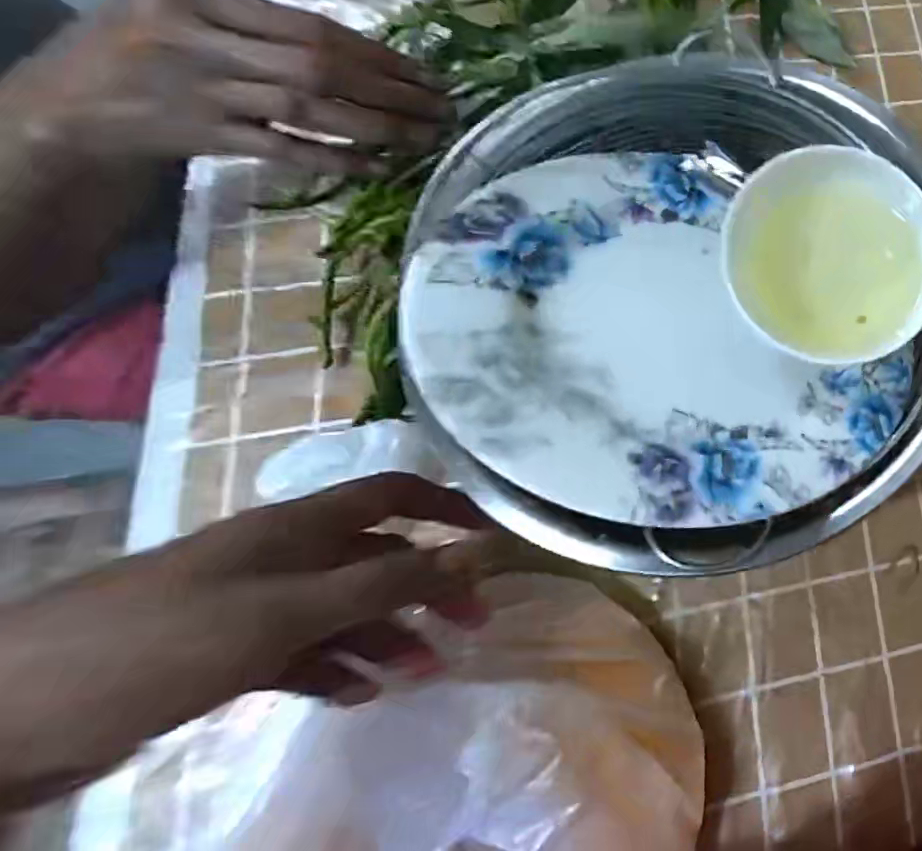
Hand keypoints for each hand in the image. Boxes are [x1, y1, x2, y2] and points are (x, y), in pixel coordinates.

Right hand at [0, 0, 450, 173]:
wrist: (57, 108)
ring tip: (432, 136)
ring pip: (313, 109)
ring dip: (382, 126)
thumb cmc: (138, 56)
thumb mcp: (183, 19)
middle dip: (395, 90)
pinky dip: (339, 158)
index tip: (429, 73)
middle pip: (321, 66)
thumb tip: (371, 56)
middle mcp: (193, 40)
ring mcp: (197, 91)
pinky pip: (288, 149)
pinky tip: (383, 166)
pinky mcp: (202, 137)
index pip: (310, 26)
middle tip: (446, 107)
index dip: (380, 53)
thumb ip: (261, 27)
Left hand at [0, 474, 507, 809]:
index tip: (494, 537)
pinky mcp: (222, 653)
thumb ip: (392, 579)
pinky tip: (357, 694)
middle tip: (473, 622)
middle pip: (381, 558)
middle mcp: (283, 557)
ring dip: (391, 636)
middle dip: (432, 587)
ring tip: (421, 672)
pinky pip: (303, 652)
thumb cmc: (162, 641)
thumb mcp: (290, 610)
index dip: (450, 506)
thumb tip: (485, 550)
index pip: (395, 493)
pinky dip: (338, 668)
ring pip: (346, 610)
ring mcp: (251, 606)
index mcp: (298, 528)